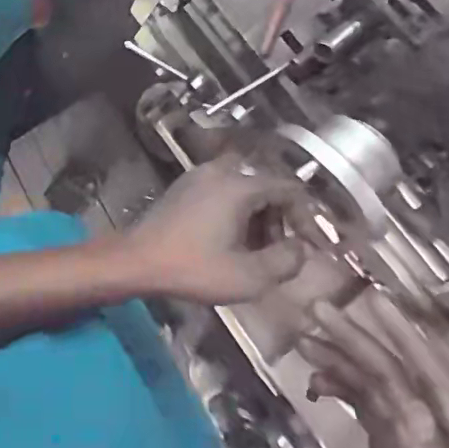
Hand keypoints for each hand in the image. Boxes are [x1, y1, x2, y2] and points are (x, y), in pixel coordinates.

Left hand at [114, 154, 308, 303]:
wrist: (139, 259)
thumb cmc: (194, 267)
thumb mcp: (249, 276)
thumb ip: (286, 261)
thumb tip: (302, 248)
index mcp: (238, 185)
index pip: (287, 188)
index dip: (304, 215)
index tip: (308, 242)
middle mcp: (220, 171)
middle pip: (264, 186)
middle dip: (278, 217)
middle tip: (277, 252)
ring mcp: (199, 175)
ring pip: (242, 187)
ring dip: (256, 214)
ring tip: (253, 250)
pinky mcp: (184, 185)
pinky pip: (222, 189)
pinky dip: (234, 209)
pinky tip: (228, 239)